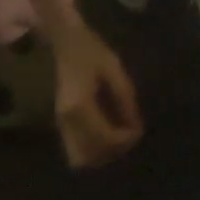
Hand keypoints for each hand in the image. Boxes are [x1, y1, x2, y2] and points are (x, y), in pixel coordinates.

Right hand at [50, 23, 143, 168]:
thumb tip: (136, 125)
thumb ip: (125, 98)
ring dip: (100, 154)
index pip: (104, 137)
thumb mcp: (114, 69)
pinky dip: (91, 149)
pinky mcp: (61, 122)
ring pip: (79, 158)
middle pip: (89, 156)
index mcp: (80, 106)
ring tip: (118, 136)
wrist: (66, 41)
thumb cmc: (91, 50)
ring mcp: (61, 123)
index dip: (124, 139)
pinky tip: (106, 132)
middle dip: (112, 151)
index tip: (139, 128)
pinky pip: (75, 149)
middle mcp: (67, 120)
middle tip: (128, 134)